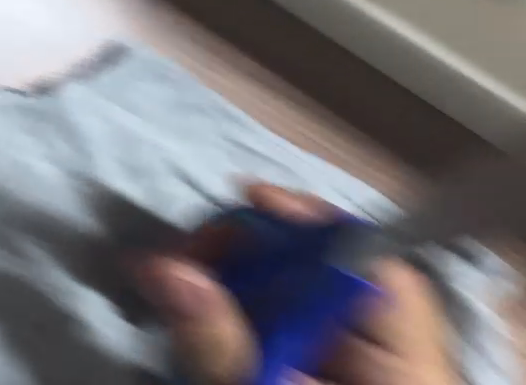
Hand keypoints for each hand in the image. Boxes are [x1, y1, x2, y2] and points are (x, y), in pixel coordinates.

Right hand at [135, 184, 457, 384]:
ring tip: (174, 287)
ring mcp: (350, 361)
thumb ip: (215, 342)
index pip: (378, 268)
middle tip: (179, 261)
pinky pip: (273, 309)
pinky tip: (193, 306)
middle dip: (243, 245)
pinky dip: (228, 297)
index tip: (246, 196)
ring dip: (224, 271)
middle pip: (319, 263)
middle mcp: (385, 355)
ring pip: (287, 283)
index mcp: (403, 368)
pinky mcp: (312, 366)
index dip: (316, 220)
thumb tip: (161, 265)